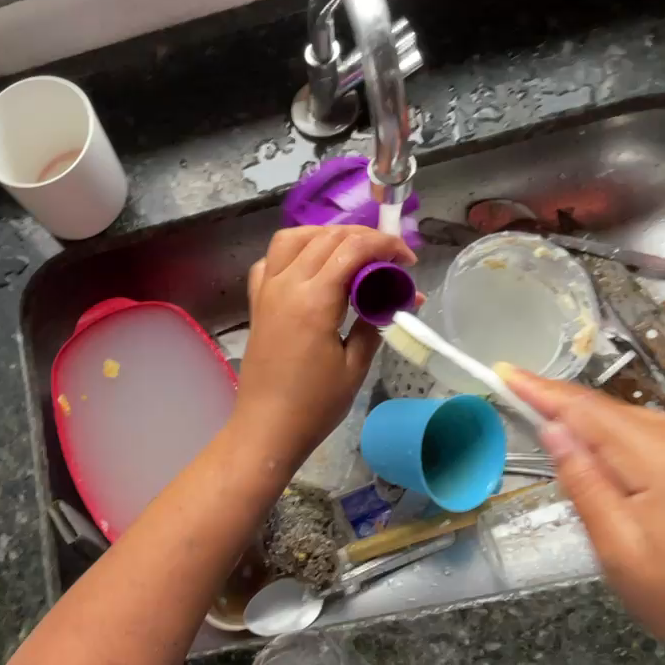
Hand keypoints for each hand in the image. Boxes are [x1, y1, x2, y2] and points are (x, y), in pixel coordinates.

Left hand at [235, 226, 415, 469]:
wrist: (267, 427)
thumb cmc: (315, 405)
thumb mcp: (355, 366)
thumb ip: (373, 324)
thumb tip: (394, 301)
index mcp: (314, 299)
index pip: (353, 248)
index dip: (386, 246)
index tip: (408, 261)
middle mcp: (286, 285)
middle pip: (326, 238)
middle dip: (363, 239)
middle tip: (388, 260)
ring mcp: (266, 291)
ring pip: (293, 239)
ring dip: (324, 236)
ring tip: (350, 254)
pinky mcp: (256, 303)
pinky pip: (270, 261)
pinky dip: (292, 254)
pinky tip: (310, 269)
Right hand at [501, 367, 664, 664]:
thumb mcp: (621, 554)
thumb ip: (584, 485)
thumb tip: (552, 430)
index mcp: (664, 460)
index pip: (587, 411)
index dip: (541, 390)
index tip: (503, 370)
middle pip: (613, 411)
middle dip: (565, 407)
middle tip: (520, 404)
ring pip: (638, 423)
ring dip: (597, 427)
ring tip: (560, 440)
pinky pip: (664, 437)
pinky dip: (628, 441)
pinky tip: (615, 464)